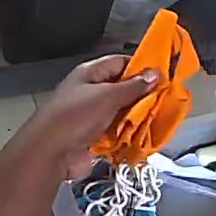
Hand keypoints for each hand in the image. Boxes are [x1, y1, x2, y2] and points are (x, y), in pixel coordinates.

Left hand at [22, 55, 158, 178]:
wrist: (50, 152)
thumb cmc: (74, 117)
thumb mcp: (107, 96)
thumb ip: (132, 87)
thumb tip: (153, 74)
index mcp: (90, 74)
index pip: (119, 62)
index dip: (140, 66)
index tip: (162, 74)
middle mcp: (91, 91)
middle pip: (122, 88)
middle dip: (142, 95)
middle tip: (165, 99)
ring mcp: (92, 115)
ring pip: (121, 112)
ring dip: (137, 117)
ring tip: (159, 119)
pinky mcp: (94, 136)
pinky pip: (117, 131)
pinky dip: (129, 134)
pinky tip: (146, 136)